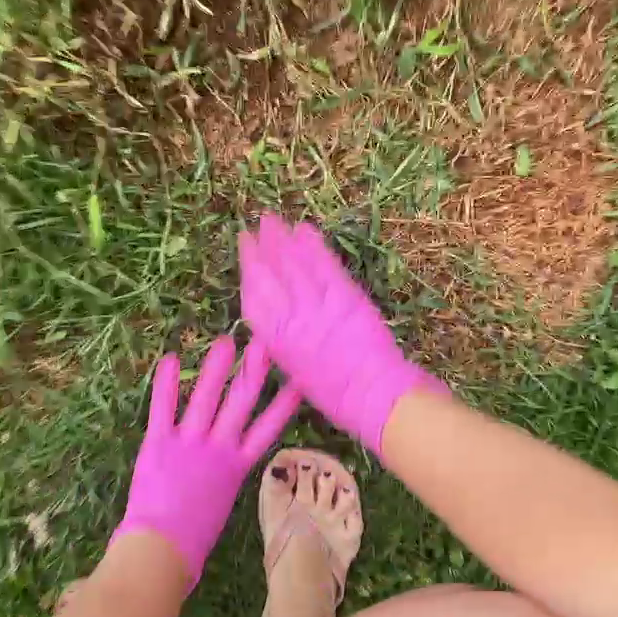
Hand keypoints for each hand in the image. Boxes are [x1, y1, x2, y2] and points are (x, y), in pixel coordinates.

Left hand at [112, 337, 302, 587]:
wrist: (163, 548)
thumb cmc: (194, 536)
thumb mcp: (221, 503)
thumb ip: (223, 477)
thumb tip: (225, 467)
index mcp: (237, 466)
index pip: (267, 429)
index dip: (283, 404)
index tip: (298, 381)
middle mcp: (218, 448)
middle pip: (241, 404)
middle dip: (253, 372)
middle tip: (264, 344)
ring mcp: (189, 443)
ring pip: (206, 399)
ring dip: (216, 368)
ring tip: (226, 341)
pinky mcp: (158, 444)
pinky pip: (163, 408)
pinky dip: (166, 384)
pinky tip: (172, 358)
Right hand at [238, 215, 445, 452]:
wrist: (373, 396)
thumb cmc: (336, 396)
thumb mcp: (297, 374)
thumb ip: (283, 344)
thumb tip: (274, 324)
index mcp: (276, 343)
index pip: (252, 300)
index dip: (247, 272)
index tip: (244, 253)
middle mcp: (290, 320)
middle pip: (268, 276)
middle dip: (261, 248)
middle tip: (256, 225)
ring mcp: (316, 306)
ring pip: (293, 266)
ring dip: (282, 240)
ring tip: (273, 220)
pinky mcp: (344, 298)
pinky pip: (324, 266)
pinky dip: (314, 246)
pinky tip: (305, 229)